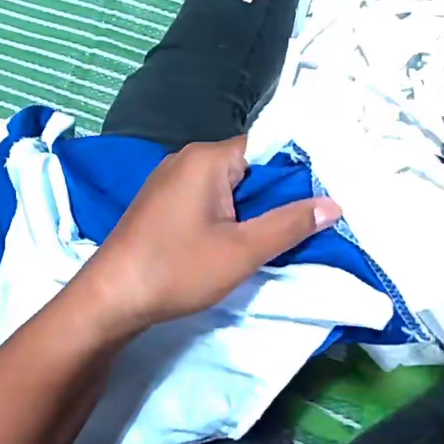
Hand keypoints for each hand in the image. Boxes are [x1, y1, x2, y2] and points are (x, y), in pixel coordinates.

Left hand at [74, 137, 340, 332]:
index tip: (322, 193)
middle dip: (274, 194)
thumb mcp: (241, 250)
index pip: (264, 147)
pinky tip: (236, 240)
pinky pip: (205, 197)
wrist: (112, 296)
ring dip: (250, 208)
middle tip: (306, 223)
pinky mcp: (160, 202)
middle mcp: (186, 159)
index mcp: (206, 158)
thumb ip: (288, 224)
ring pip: (226, 185)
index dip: (295, 170)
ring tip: (276, 235)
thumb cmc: (177, 268)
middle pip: (246, 166)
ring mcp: (169, 179)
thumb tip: (332, 204)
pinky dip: (225, 214)